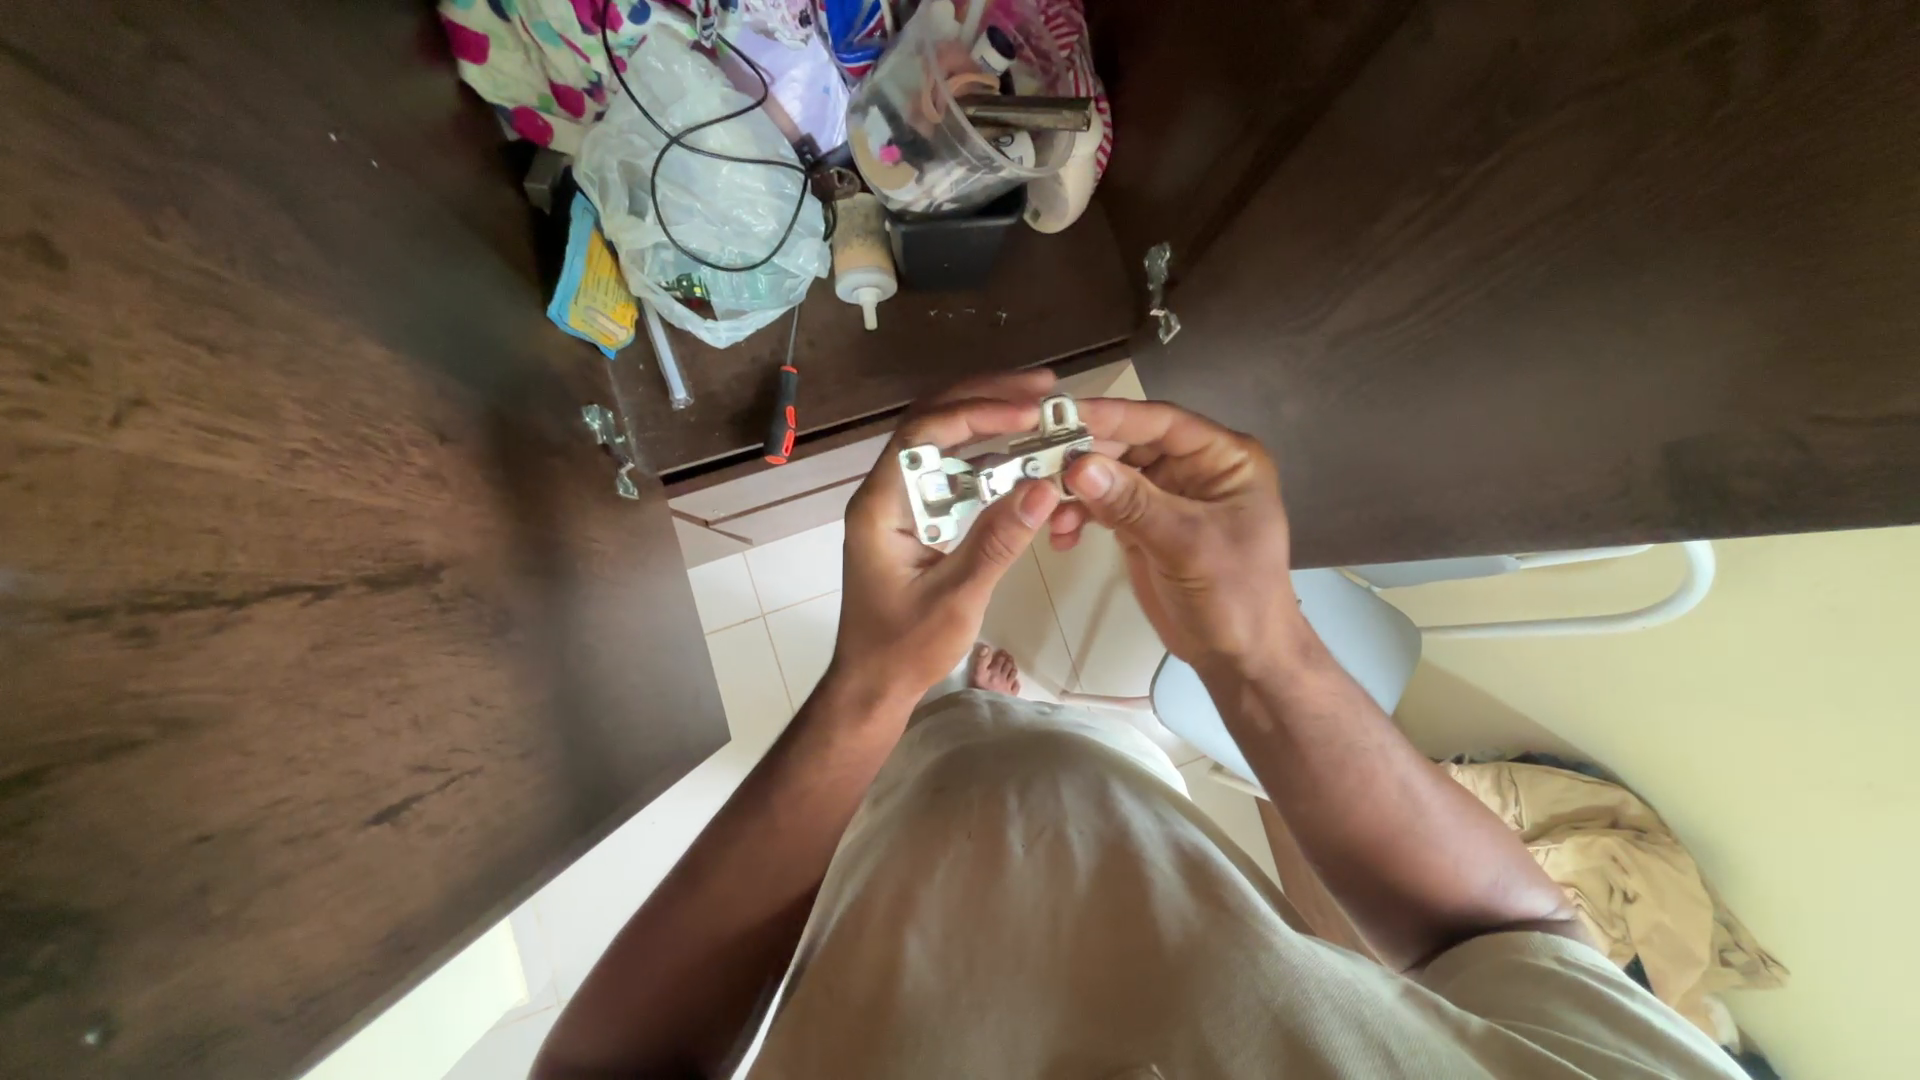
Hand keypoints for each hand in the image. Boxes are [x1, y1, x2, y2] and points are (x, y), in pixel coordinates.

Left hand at [828, 371, 1062, 704]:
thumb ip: (997, 542)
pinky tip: (1020, 456)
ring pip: (941, 444)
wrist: (873, 683)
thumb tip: (1043, 487)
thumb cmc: (904, 648)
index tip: (1029, 412)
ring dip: (987, 423)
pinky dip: (985, 459)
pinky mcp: (916, 520)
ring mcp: (899, 504)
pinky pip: (950, 475)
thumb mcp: (956, 599)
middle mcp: (885, 493)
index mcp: (880, 505)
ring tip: (1038, 409)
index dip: (977, 413)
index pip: (923, 434)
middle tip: (1043, 389)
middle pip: (931, 424)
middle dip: (985, 400)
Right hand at [1053, 400, 1302, 679]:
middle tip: (1041, 468)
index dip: (1113, 417)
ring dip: (1077, 492)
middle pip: (1130, 446)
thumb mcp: (1186, 544)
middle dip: (1086, 458)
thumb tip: (1078, 467)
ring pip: (1111, 476)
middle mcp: (1194, 469)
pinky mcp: (1143, 524)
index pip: (1162, 423)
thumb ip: (1132, 503)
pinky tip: (1063, 536)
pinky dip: (1080, 517)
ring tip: (1050, 514)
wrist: (1239, 657)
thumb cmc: (1233, 596)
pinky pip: (1104, 507)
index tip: (1063, 416)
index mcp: (1223, 458)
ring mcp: (1166, 496)